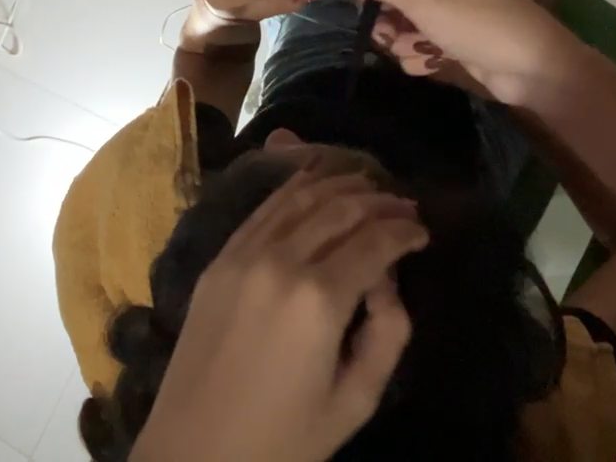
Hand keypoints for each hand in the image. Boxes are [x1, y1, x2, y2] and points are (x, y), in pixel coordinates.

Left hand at [130, 172, 427, 461]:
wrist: (192, 454)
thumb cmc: (281, 441)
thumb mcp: (353, 402)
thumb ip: (387, 335)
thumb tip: (389, 284)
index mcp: (319, 299)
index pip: (374, 242)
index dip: (405, 230)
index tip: (423, 230)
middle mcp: (281, 261)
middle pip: (341, 209)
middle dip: (379, 201)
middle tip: (403, 204)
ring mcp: (244, 255)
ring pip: (301, 197)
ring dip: (339, 184)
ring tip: (368, 185)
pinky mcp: (220, 259)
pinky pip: (264, 209)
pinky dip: (294, 187)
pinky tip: (313, 180)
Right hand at [347, 0, 593, 105]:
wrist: (535, 70)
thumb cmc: (481, 25)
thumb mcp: (425, 1)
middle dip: (383, 11)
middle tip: (383, 28)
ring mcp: (448, 9)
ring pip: (402, 19)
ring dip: (401, 38)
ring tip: (416, 49)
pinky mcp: (453, 39)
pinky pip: (419, 42)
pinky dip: (421, 54)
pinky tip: (433, 63)